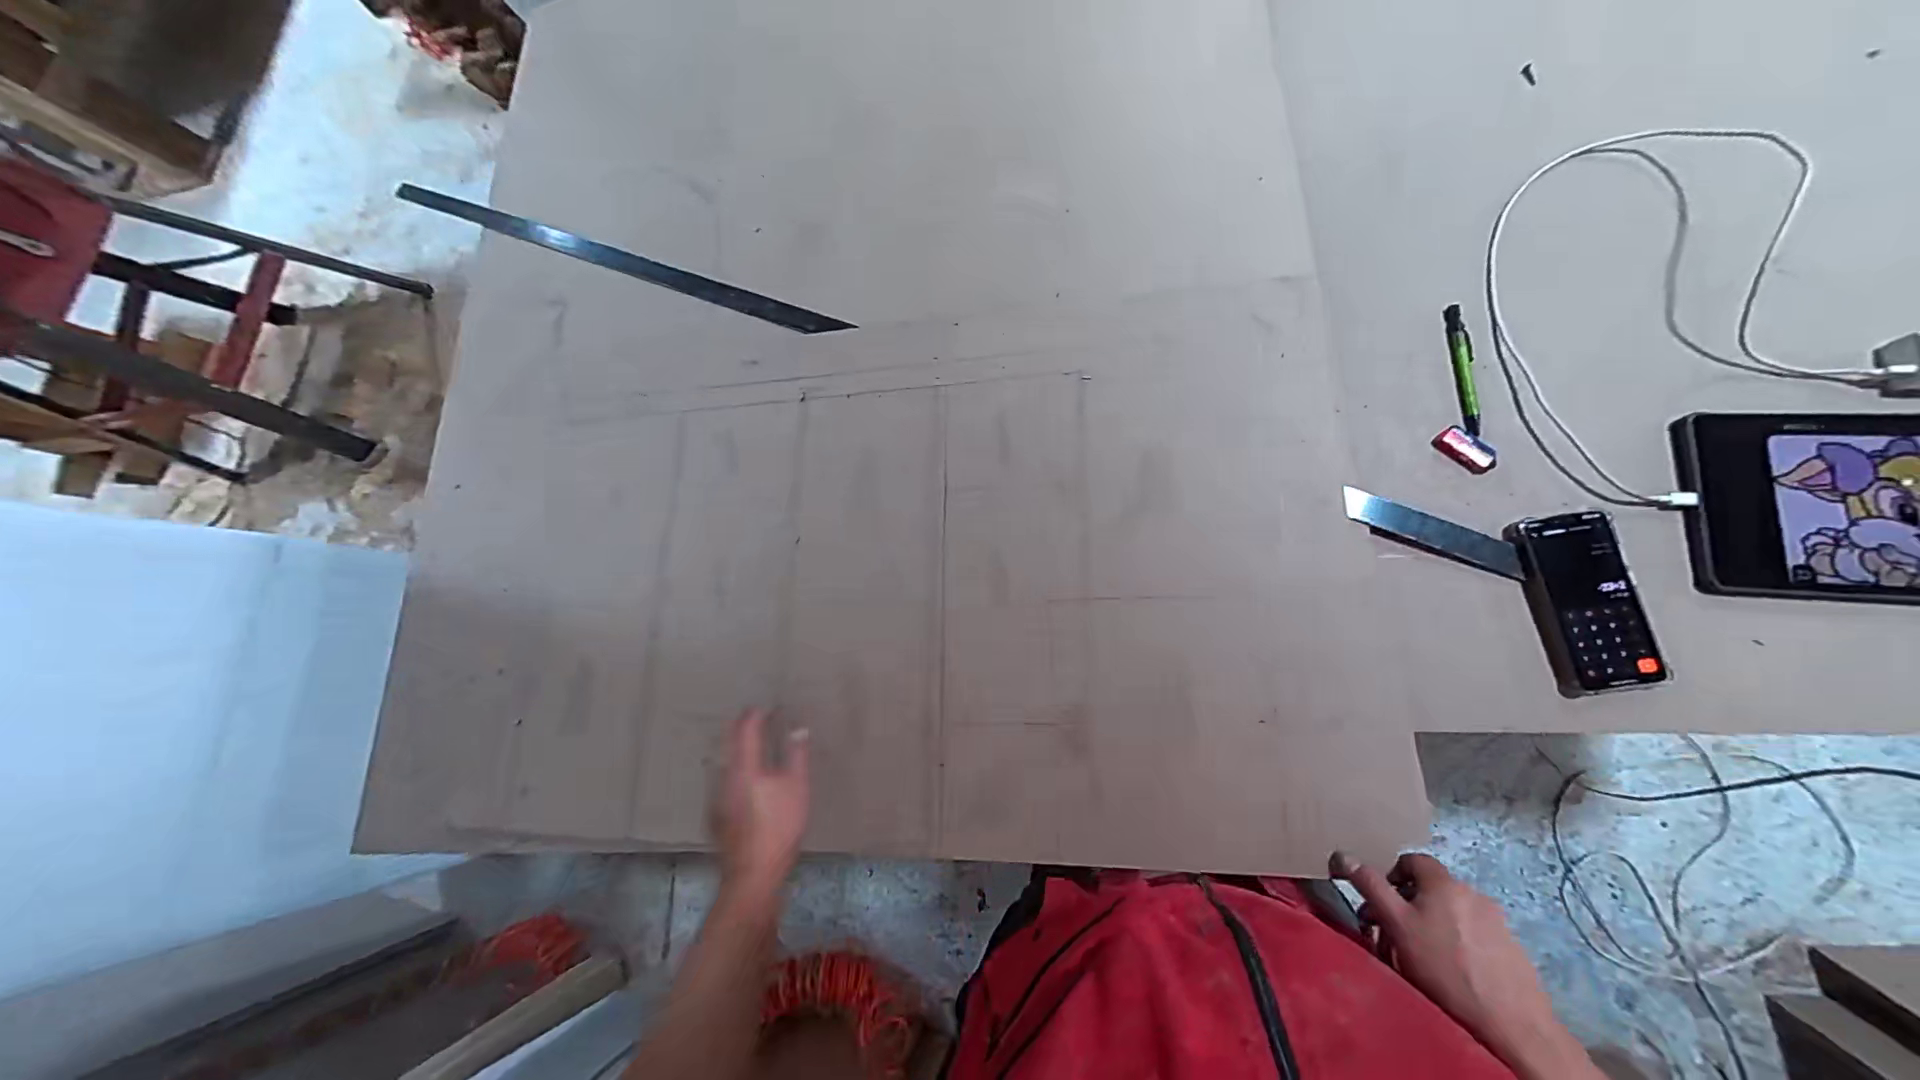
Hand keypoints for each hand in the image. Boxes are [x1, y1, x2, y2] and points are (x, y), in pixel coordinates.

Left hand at [714, 708, 810, 900]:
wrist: (753, 874)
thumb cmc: (779, 828)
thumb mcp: (797, 788)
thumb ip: (796, 755)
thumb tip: (798, 729)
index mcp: (745, 767)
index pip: (745, 730)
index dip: (754, 715)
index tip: (764, 706)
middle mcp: (726, 777)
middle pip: (731, 744)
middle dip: (743, 730)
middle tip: (758, 721)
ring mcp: (718, 798)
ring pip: (728, 763)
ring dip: (741, 751)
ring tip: (757, 747)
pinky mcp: (718, 816)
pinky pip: (727, 782)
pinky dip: (738, 771)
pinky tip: (750, 782)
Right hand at [1331, 852, 1600, 1079]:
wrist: (1512, 1029)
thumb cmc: (1444, 970)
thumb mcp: (1397, 924)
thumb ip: (1370, 886)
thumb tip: (1343, 856)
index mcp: (1445, 883)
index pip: (1411, 860)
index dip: (1390, 876)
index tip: (1379, 904)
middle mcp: (1474, 894)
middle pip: (1430, 889)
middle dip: (1406, 906)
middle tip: (1392, 934)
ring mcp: (1499, 924)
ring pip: (1451, 913)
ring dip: (1430, 926)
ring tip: (1421, 958)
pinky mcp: (1514, 952)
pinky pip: (1474, 936)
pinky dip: (1457, 945)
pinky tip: (1452, 973)